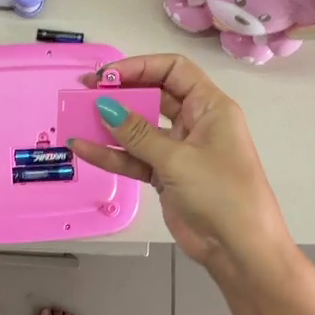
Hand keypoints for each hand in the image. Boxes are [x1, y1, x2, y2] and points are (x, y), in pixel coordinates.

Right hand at [67, 54, 292, 272]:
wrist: (239, 247)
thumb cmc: (221, 192)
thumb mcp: (178, 159)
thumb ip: (137, 133)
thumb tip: (103, 107)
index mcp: (210, 107)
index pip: (173, 71)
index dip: (139, 67)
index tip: (106, 76)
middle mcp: (195, 123)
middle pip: (153, 96)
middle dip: (120, 93)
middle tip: (83, 92)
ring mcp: (179, 151)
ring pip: (139, 130)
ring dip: (109, 125)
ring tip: (75, 118)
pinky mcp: (165, 177)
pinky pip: (134, 159)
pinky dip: (111, 155)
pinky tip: (83, 149)